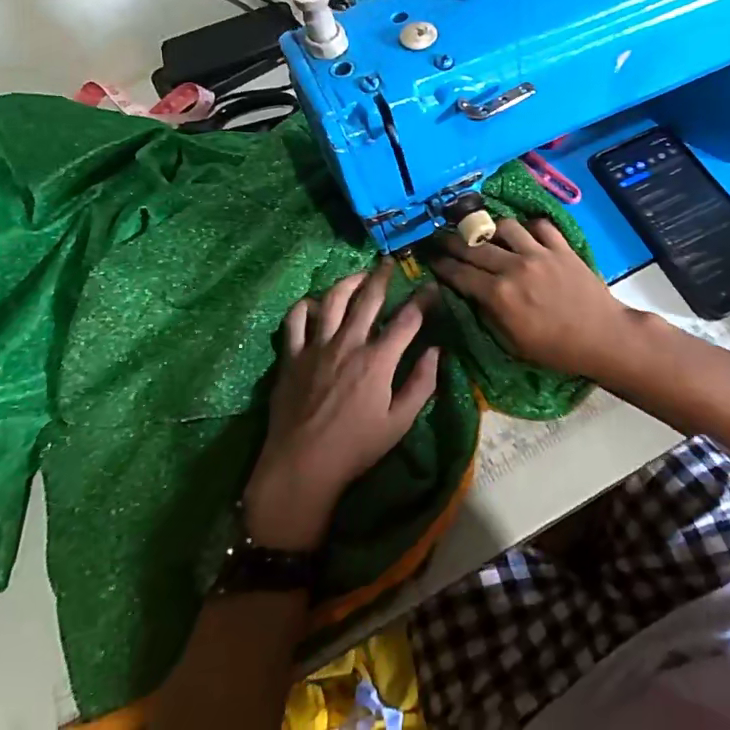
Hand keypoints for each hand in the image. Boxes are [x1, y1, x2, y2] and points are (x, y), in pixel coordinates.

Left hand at [244, 262, 439, 551]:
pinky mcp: (292, 357)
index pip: (407, 319)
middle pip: (369, 298)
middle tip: (391, 262)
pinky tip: (314, 303)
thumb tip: (437, 351)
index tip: (432, 287)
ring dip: (348, 282)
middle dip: (384, 277)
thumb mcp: (399, 422)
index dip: (423, 299)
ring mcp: (316, 347)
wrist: (301, 466)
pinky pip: (296, 320)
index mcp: (378, 360)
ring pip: (333, 300)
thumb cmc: (356, 448)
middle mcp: (348, 344)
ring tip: (359, 275)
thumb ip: (421, 383)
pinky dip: (306, 306)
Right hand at [429, 217, 652, 381]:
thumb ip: (489, 316)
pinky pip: (540, 225)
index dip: (442, 266)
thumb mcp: (513, 343)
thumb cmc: (555, 349)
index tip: (431, 259)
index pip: (461, 274)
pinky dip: (529, 226)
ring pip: (505, 227)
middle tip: (441, 238)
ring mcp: (539, 253)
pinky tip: (525, 231)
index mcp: (499, 295)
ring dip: (490, 228)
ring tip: (484, 230)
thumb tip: (472, 296)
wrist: (601, 336)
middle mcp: (515, 267)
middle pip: (475, 247)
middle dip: (453, 241)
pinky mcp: (562, 247)